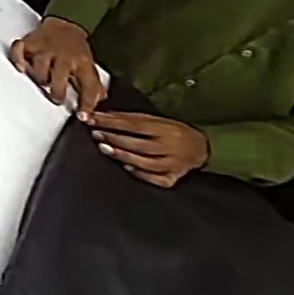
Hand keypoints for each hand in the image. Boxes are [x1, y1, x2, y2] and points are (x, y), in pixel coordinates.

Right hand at [9, 17, 104, 117]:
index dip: (87, 103)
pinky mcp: (29, 42)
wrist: (66, 25)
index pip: (88, 86)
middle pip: (58, 77)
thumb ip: (92, 86)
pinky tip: (21, 67)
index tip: (83, 115)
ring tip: (42, 81)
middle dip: (57, 91)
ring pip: (38, 67)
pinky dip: (17, 59)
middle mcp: (62, 56)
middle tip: (56, 99)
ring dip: (40, 77)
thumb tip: (97, 104)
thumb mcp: (89, 66)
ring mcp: (43, 48)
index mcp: (81, 63)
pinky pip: (18, 50)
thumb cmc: (75, 49)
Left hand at [88, 111, 208, 186]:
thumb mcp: (152, 120)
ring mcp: (175, 165)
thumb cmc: (170, 131)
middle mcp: (172, 148)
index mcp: (166, 130)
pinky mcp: (175, 177)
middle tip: (96, 134)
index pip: (134, 126)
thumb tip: (98, 115)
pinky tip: (127, 167)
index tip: (92, 120)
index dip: (111, 123)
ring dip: (123, 156)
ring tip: (104, 148)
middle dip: (114, 139)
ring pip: (146, 163)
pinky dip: (141, 174)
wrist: (201, 147)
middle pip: (139, 145)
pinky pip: (157, 179)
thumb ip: (126, 118)